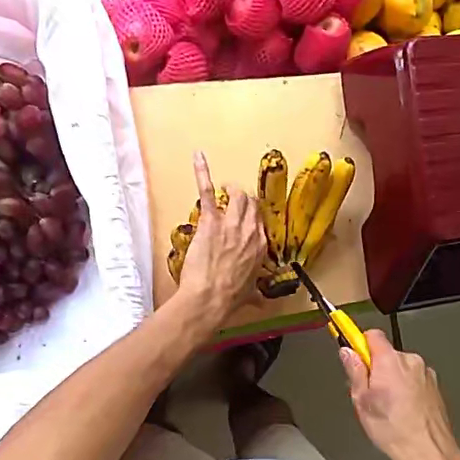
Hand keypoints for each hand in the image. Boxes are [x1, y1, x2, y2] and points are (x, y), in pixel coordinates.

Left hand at [172, 151, 264, 329]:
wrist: (210, 298)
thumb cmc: (229, 299)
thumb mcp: (249, 294)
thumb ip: (255, 294)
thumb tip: (261, 302)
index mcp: (261, 247)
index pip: (260, 222)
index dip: (253, 217)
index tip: (248, 216)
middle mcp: (250, 231)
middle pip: (251, 204)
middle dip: (243, 198)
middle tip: (235, 196)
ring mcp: (231, 224)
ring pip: (236, 195)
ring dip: (230, 188)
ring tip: (224, 185)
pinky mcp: (211, 221)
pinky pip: (208, 191)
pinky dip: (202, 172)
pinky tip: (198, 157)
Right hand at [339, 330, 459, 459]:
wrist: (428, 450)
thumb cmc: (394, 430)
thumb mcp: (362, 401)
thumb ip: (354, 371)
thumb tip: (348, 352)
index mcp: (389, 360)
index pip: (372, 335)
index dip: (360, 343)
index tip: (352, 351)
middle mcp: (410, 360)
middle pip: (387, 353)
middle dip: (376, 367)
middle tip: (369, 392)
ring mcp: (425, 372)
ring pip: (401, 367)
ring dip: (393, 379)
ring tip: (388, 406)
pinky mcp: (434, 385)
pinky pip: (414, 379)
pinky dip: (407, 388)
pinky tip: (403, 410)